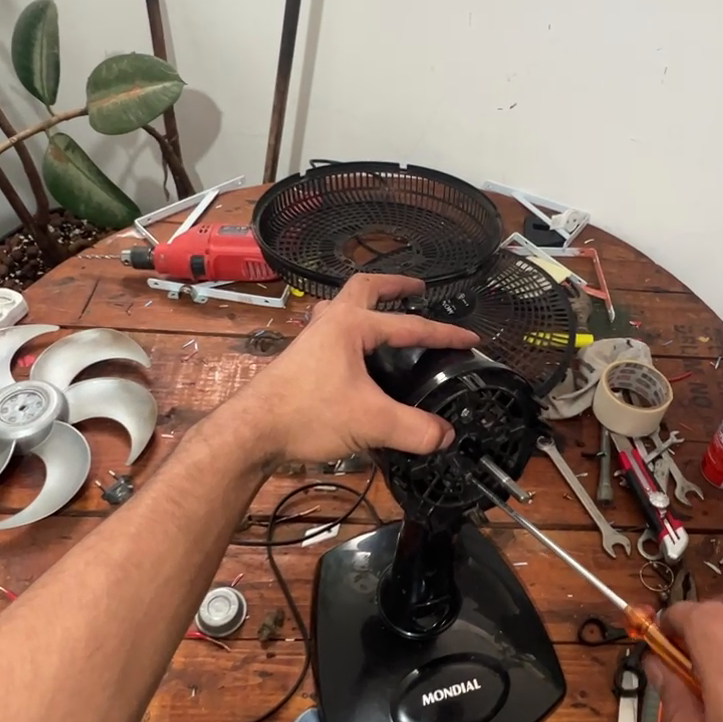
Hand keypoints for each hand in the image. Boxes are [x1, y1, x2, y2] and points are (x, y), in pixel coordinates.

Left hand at [221, 274, 478, 464]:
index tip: (470, 338)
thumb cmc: (307, 415)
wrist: (252, 431)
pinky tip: (356, 354)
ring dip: (367, 303)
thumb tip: (445, 436)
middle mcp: (330, 323)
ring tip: (386, 313)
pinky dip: (351, 329)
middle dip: (394, 285)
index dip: (444, 333)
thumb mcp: (371, 422)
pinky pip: (332, 330)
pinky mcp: (301, 359)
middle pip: (364, 288)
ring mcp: (311, 339)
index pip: (409, 324)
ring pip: (342, 306)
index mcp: (351, 326)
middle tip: (418, 289)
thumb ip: (414, 429)